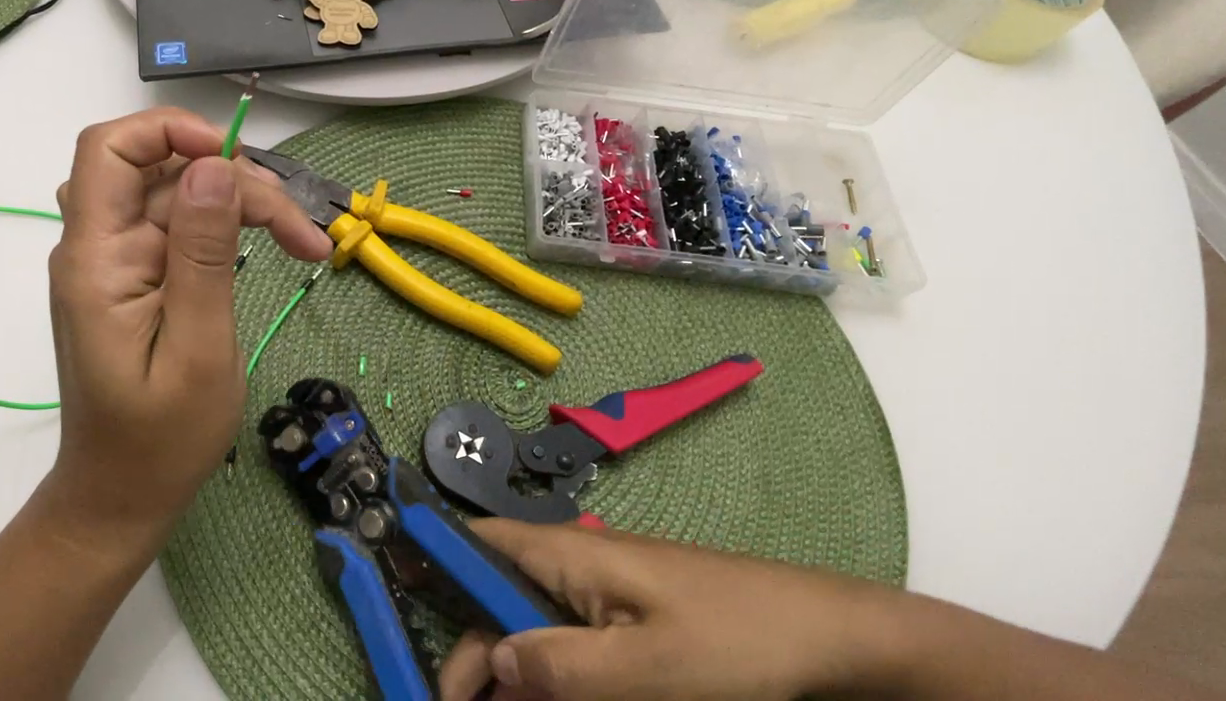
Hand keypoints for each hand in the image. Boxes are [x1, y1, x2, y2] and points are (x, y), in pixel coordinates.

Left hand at [40, 107, 330, 542]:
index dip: (170, 131)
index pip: (108, 150)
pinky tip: (266, 248)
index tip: (237, 161)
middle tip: (300, 232)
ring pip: (178, 193)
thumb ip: (202, 254)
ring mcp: (116, 261)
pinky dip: (227, 228)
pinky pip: (180, 226)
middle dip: (234, 181)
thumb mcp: (199, 348)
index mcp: (95, 260)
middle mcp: (96, 247)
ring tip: (298, 241)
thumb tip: (212, 168)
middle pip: (160, 170)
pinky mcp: (136, 276)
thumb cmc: (161, 440)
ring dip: (240, 204)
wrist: (122, 496)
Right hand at [438, 519, 898, 700]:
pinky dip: (550, 678)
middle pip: (497, 600)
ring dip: (510, 673)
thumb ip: (558, 666)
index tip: (393, 595)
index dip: (430, 556)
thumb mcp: (645, 669)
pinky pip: (570, 648)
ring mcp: (603, 596)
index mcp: (568, 557)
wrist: (832, 639)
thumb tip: (489, 658)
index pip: (478, 540)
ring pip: (532, 630)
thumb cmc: (736, 642)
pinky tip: (547, 699)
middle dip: (470, 652)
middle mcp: (575, 568)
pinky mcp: (629, 624)